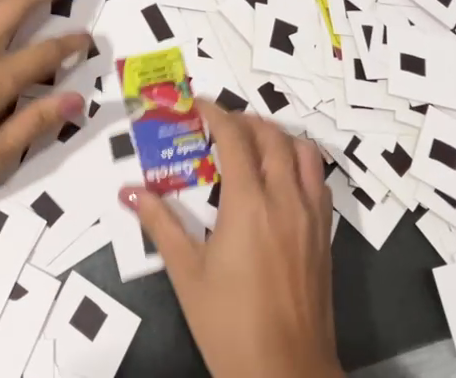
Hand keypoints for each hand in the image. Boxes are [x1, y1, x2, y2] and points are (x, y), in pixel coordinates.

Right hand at [124, 102, 340, 377]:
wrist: (285, 373)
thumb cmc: (228, 324)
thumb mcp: (186, 274)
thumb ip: (160, 224)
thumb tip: (129, 192)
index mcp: (249, 204)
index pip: (235, 138)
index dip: (216, 114)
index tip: (197, 104)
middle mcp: (285, 200)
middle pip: (272, 137)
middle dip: (245, 121)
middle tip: (219, 124)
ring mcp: (312, 217)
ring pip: (303, 153)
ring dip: (278, 137)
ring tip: (253, 143)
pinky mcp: (325, 236)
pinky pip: (318, 181)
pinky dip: (300, 164)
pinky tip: (281, 179)